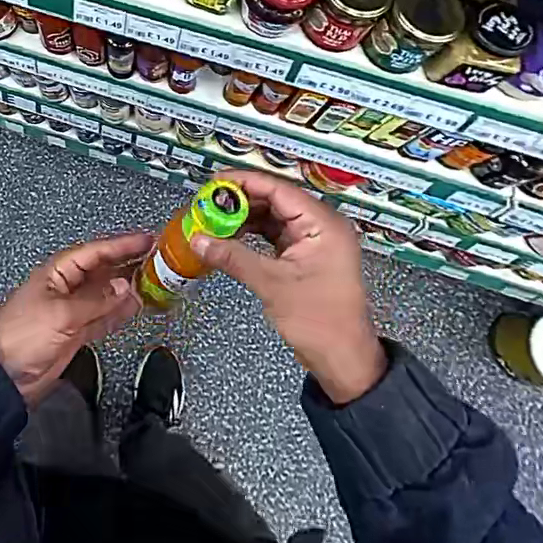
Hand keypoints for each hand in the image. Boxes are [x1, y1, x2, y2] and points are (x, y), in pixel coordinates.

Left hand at [0, 231, 150, 404]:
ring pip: (108, 292)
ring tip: (154, 280)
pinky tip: (136, 306)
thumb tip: (123, 287)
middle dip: (130, 263)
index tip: (146, 240)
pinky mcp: (76, 330)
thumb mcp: (61, 314)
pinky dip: (121, 311)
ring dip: (129, 287)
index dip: (123, 245)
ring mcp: (73, 309)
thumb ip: (96, 301)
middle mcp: (67, 287)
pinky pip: (105, 315)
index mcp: (58, 273)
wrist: (4, 378)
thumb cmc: (19, 337)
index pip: (97, 251)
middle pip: (105, 269)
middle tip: (157, 258)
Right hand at [191, 170, 385, 403]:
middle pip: (276, 200)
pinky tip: (231, 236)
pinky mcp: (307, 254)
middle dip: (241, 200)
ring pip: (275, 216)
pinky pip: (277, 233)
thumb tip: (199, 240)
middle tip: (209, 202)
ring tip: (215, 219)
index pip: (280, 190)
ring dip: (246, 217)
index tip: (215, 183)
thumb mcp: (272, 284)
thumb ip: (233, 257)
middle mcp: (322, 225)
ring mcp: (315, 240)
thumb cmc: (318, 321)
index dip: (245, 183)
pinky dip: (254, 234)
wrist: (343, 359)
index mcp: (323, 223)